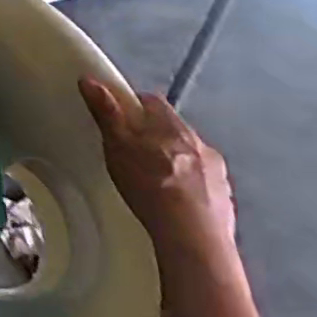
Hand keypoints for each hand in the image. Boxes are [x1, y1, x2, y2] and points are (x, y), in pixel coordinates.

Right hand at [80, 77, 236, 259]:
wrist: (193, 238)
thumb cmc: (149, 184)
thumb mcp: (116, 145)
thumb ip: (106, 112)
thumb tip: (90, 79)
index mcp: (173, 126)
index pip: (151, 101)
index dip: (131, 106)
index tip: (116, 120)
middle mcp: (200, 142)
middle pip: (171, 127)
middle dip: (152, 134)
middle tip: (128, 150)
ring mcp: (218, 172)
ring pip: (188, 153)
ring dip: (171, 158)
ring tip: (150, 178)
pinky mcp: (226, 197)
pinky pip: (201, 179)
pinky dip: (186, 182)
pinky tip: (171, 198)